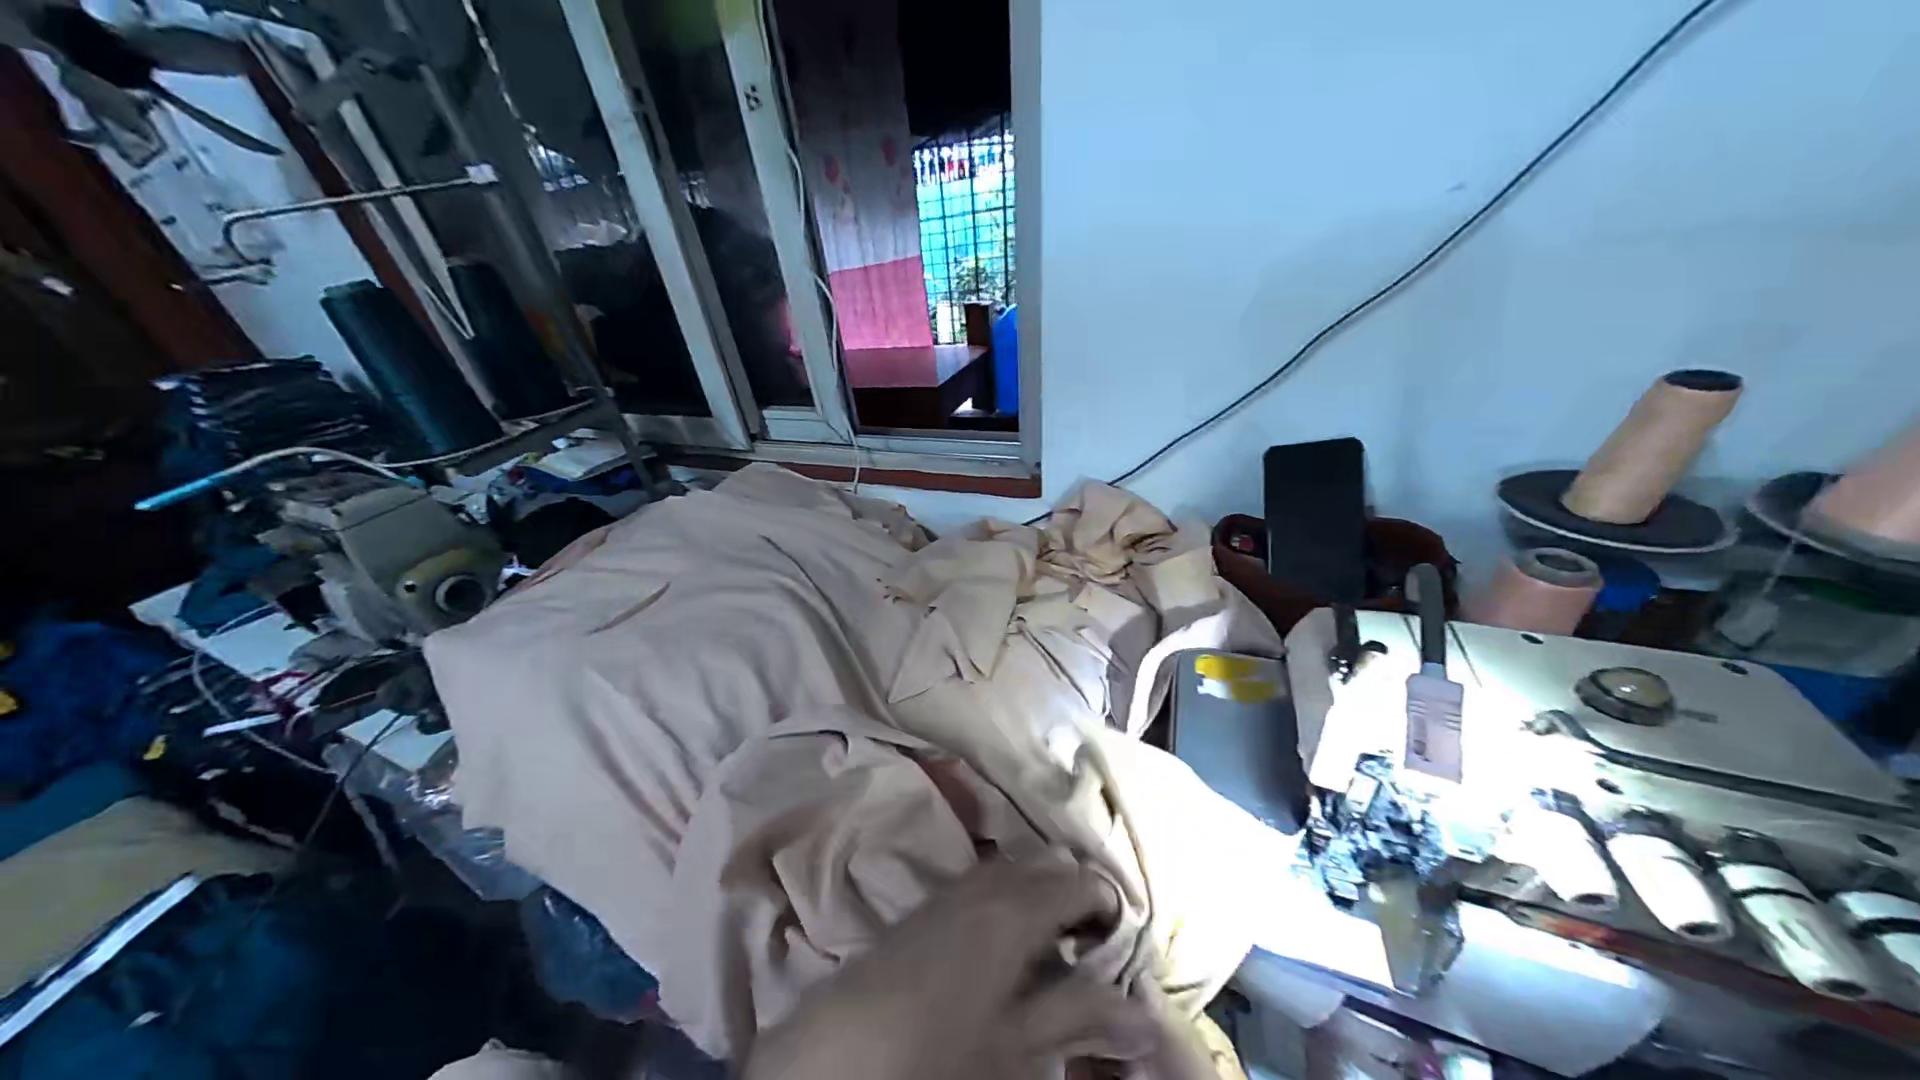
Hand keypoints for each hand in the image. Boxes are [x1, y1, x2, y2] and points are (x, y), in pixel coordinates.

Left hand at [739, 858, 1217, 1079]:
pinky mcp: (932, 901)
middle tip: (1095, 940)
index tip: (1124, 942)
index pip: (1082, 882)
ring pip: (1018, 865)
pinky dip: (1013, 893)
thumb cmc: (940, 1049)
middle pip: (1050, 861)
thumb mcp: (1017, 1045)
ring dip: (1044, 889)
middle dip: (1079, 889)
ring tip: (1057, 940)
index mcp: (1016, 909)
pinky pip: (988, 877)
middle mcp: (988, 882)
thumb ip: (1079, 1018)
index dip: (1111, 905)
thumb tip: (1143, 1013)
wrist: (842, 1048)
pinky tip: (1011, 936)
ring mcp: (956, 886)